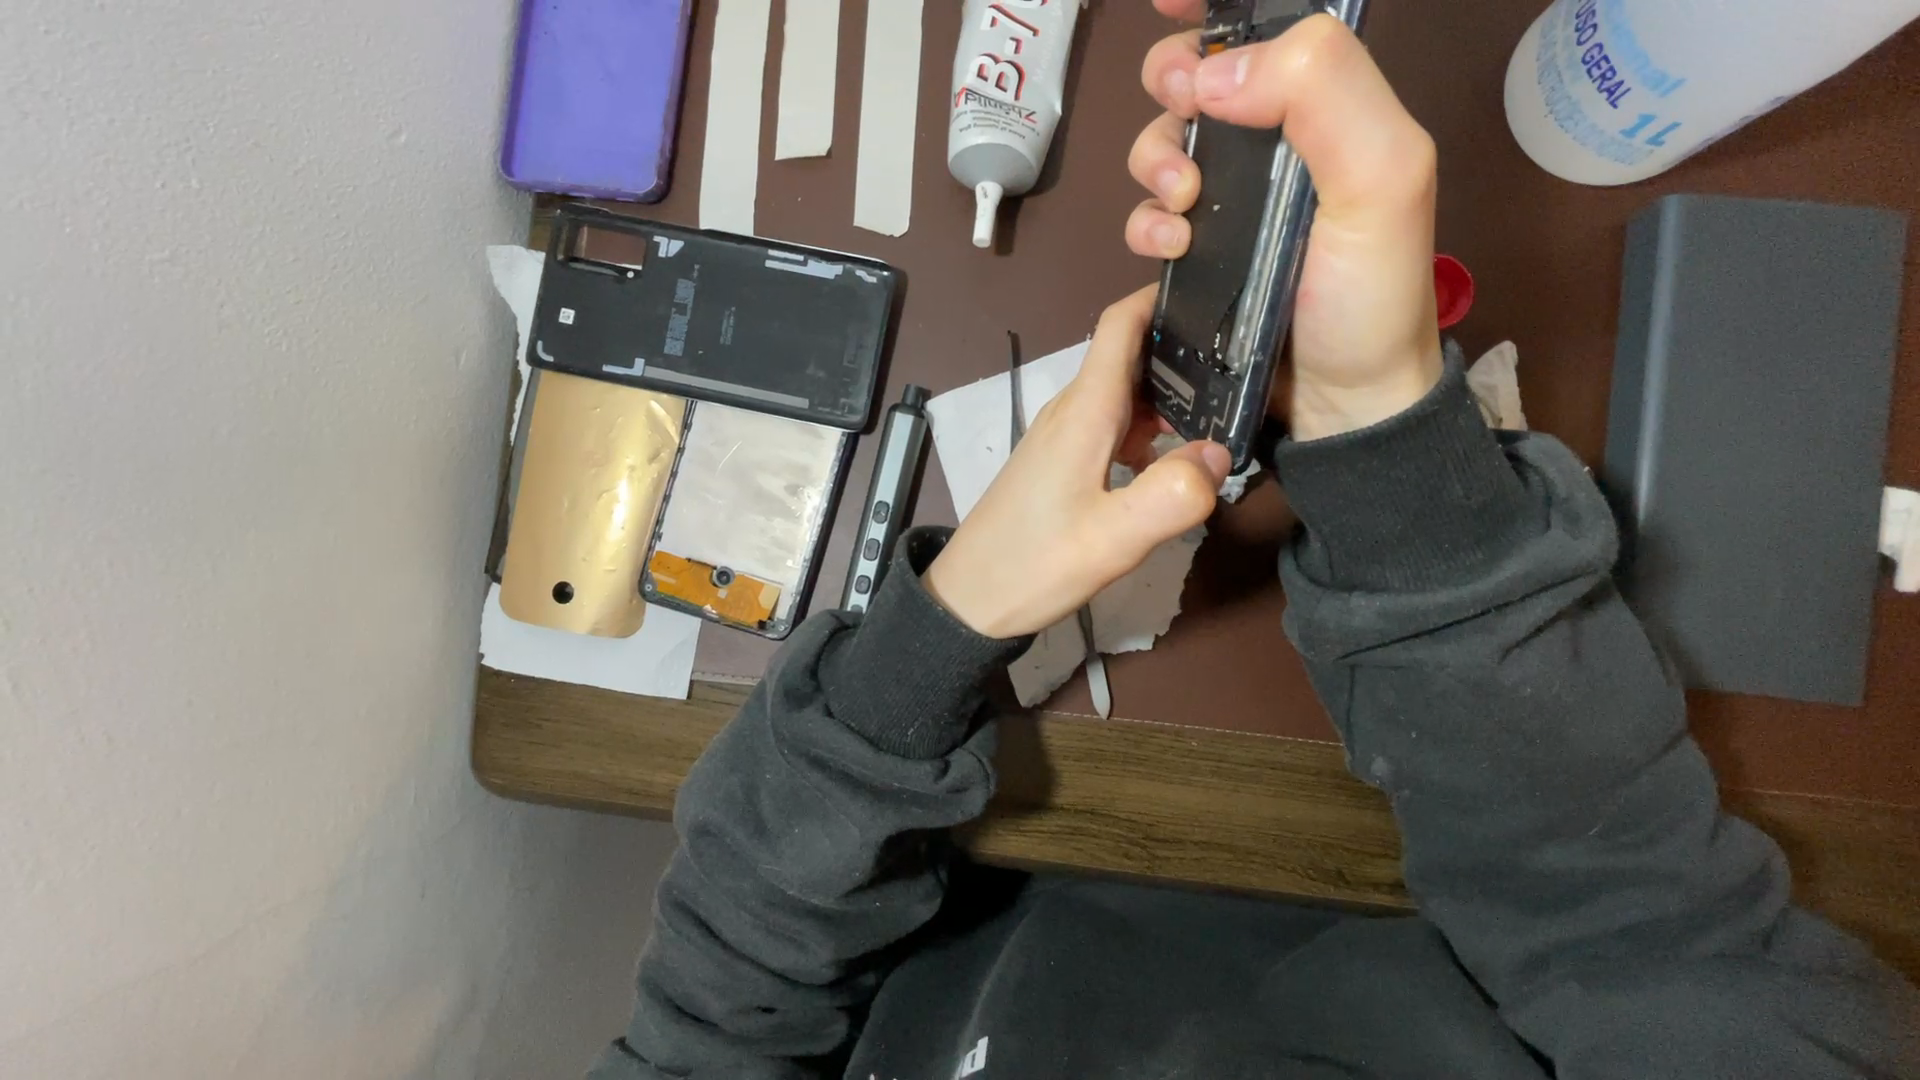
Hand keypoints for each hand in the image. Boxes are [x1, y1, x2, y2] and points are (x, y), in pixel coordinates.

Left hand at [923, 288, 1230, 638]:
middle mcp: (1072, 412)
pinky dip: (1147, 434)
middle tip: (1246, 369)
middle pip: (1131, 357)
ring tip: (1223, 416)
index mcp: (1084, 412)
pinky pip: (1112, 430)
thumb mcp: (1110, 540)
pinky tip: (1172, 466)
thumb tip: (1219, 453)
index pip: (1119, 324)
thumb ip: (1170, 497)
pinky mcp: (1061, 464)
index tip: (1214, 291)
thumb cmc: (1033, 565)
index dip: (1160, 296)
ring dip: (1169, 399)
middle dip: (1183, 352)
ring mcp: (1063, 438)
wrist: (970, 599)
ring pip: (1124, 396)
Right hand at [1127, 3, 1443, 440]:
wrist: (1339, 401)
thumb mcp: (1383, 178)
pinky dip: (1146, 224)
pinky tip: (1170, 248)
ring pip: (1164, 148)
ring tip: (1182, 206)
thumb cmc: (1371, 292)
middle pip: (1198, 80)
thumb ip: (1323, 93)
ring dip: (1156, 162)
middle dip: (1175, 83)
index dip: (1217, 3)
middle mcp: (1275, 146)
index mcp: (1328, 110)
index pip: (1273, 27)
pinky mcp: (1196, 256)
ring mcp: (1230, 205)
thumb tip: (1218, 69)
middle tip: (1187, 113)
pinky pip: (1147, 218)